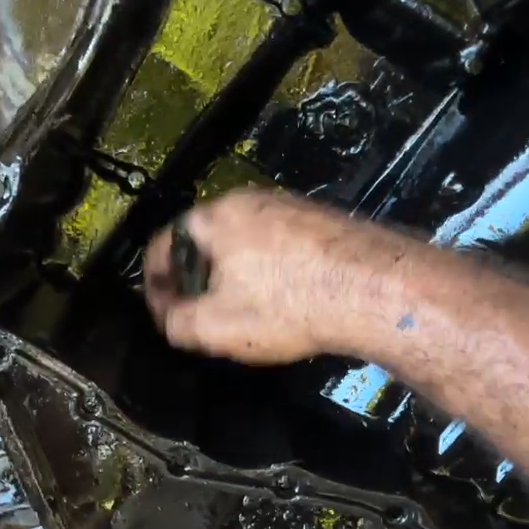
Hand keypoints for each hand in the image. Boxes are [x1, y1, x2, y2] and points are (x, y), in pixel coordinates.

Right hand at [143, 190, 412, 363]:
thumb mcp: (213, 328)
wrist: (375, 290)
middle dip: (193, 281)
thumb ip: (174, 322)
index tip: (163, 314)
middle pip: (201, 243)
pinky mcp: (319, 221)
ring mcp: (288, 207)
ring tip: (241, 314)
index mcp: (214, 217)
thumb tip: (167, 315)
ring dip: (231, 277)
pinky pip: (275, 247)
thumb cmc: (287, 306)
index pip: (160, 246)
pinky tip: (281, 302)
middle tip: (199, 317)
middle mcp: (249, 201)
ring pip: (240, 244)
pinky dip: (266, 273)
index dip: (153, 285)